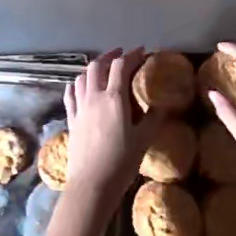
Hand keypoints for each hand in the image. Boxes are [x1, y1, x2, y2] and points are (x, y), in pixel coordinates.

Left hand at [62, 48, 162, 199]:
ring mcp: (79, 108)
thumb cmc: (121, 162)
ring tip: (103, 68)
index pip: (121, 66)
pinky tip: (80, 86)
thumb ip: (154, 119)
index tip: (142, 51)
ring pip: (81, 77)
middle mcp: (94, 97)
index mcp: (114, 98)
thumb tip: (165, 106)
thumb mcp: (144, 140)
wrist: (92, 184)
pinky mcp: (71, 119)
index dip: (132, 55)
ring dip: (93, 67)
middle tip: (121, 54)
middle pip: (97, 66)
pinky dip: (77, 84)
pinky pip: (70, 94)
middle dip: (109, 55)